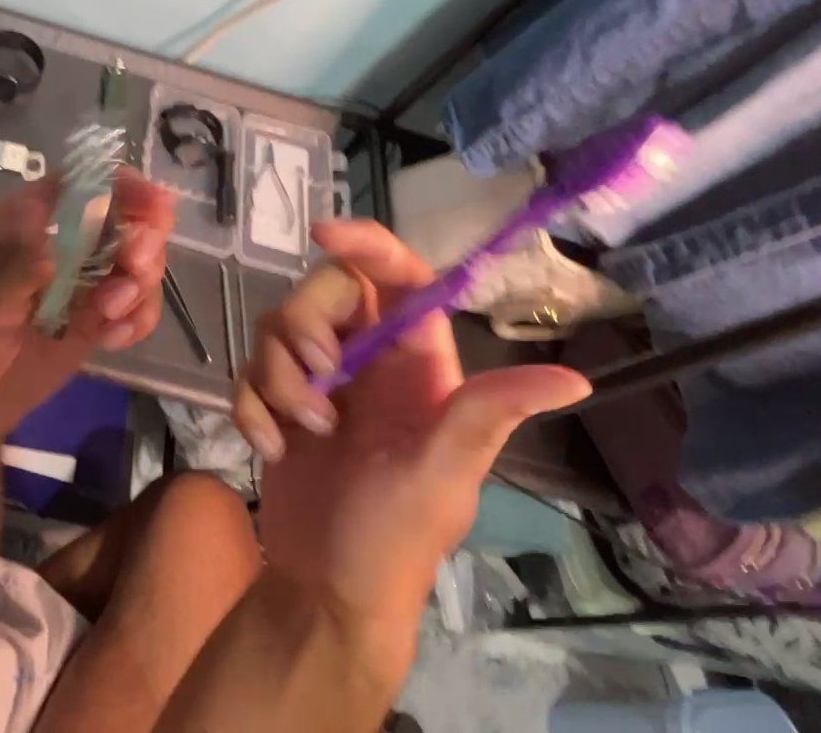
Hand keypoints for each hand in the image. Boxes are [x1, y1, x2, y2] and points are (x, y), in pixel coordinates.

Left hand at [0, 168, 176, 439]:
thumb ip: (16, 272)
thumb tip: (55, 248)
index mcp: (21, 223)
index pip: (76, 186)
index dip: (119, 186)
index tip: (152, 205)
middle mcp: (58, 244)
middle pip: (121, 219)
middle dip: (142, 238)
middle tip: (134, 268)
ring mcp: (79, 283)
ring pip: (136, 263)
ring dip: (140, 284)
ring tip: (110, 315)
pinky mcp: (95, 321)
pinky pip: (136, 307)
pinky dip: (139, 319)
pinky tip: (115, 339)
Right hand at [231, 219, 588, 693]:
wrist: (325, 587)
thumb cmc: (394, 536)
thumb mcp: (442, 475)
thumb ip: (485, 415)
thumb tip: (574, 380)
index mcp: (416, 365)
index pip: (399, 279)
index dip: (367, 245)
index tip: (323, 234)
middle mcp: (365, 362)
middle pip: (322, 294)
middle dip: (305, 330)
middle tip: (318, 379)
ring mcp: (314, 383)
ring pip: (275, 332)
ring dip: (276, 379)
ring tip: (298, 433)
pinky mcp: (273, 405)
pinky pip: (245, 375)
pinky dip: (249, 407)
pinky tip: (269, 448)